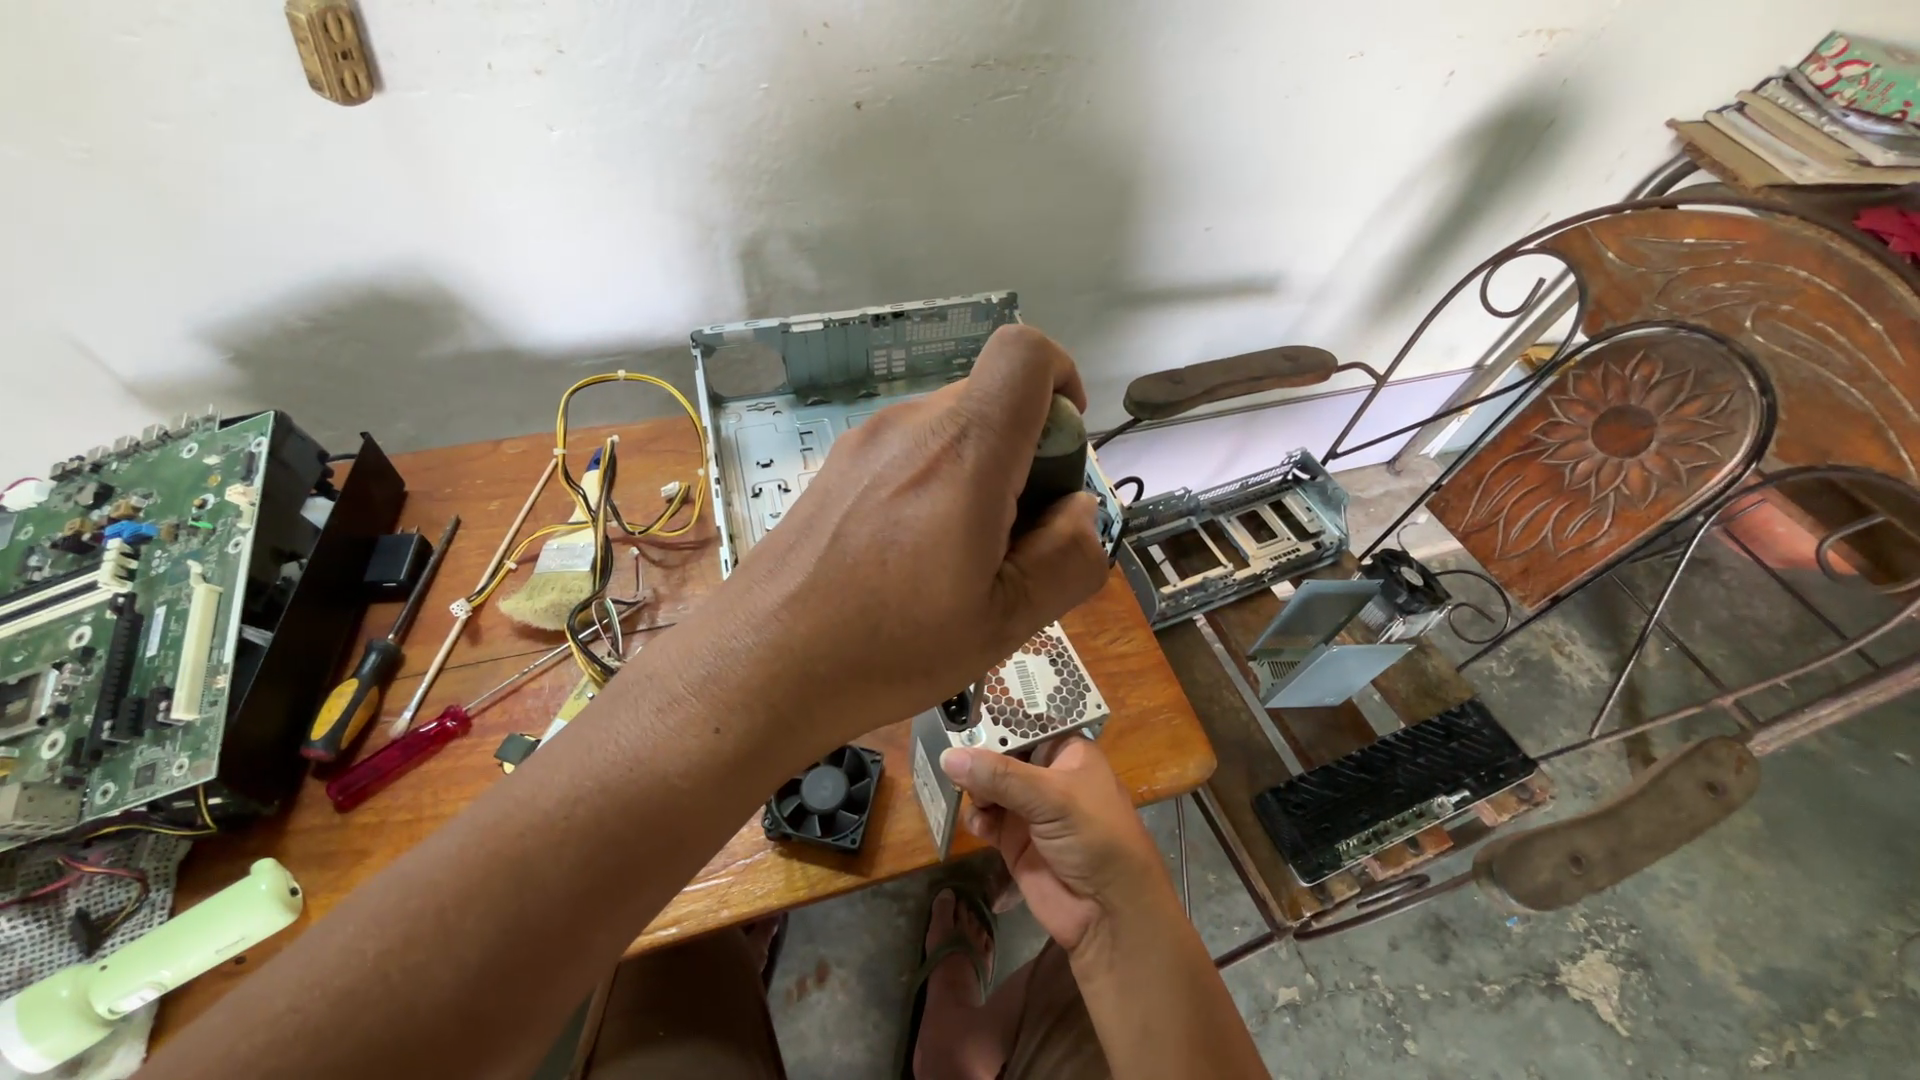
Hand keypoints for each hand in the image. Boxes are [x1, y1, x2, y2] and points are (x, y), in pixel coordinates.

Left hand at [707, 325, 1110, 742]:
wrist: (761, 665)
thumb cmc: (888, 648)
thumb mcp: (1006, 621)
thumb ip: (1070, 556)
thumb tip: (1078, 508)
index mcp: (962, 452)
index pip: (1026, 353)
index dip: (1063, 380)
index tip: (1062, 454)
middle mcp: (910, 427)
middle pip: (993, 401)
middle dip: (1027, 457)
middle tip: (1014, 543)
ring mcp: (864, 444)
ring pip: (952, 432)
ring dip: (980, 478)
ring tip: (960, 564)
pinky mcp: (836, 469)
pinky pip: (909, 455)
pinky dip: (936, 488)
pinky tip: (912, 561)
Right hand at [939, 737, 1175, 957]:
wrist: (1109, 912)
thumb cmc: (1095, 837)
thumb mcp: (1052, 798)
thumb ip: (1000, 776)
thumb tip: (949, 755)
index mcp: (1067, 753)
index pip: (1025, 725)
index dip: (996, 721)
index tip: (961, 715)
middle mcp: (1046, 776)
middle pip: (1000, 755)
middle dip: (976, 756)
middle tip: (952, 756)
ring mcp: (1028, 809)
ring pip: (987, 785)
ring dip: (974, 788)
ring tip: (973, 796)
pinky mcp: (1012, 839)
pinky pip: (984, 817)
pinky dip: (977, 817)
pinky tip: (981, 824)